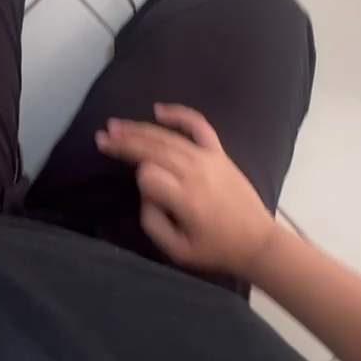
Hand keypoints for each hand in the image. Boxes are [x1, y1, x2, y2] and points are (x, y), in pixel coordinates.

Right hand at [95, 103, 279, 277]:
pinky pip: (199, 126)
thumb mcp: (178, 251)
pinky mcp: (219, 153)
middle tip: (101, 137)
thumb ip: (153, 222)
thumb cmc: (216, 249)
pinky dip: (179, 114)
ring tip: (116, 125)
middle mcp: (195, 172)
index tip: (143, 193)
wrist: (258, 242)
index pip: (148, 175)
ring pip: (168, 137)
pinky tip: (158, 110)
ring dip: (139, 129)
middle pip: (153, 148)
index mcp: (186, 198)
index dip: (139, 181)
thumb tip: (146, 194)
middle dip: (125, 142)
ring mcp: (209, 159)